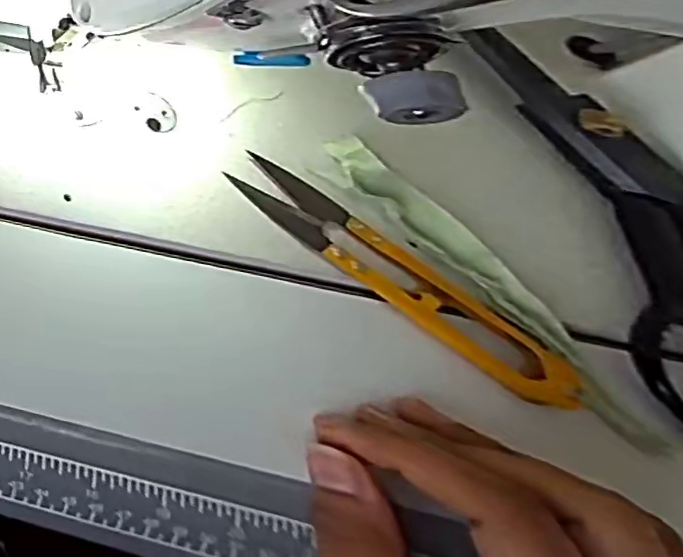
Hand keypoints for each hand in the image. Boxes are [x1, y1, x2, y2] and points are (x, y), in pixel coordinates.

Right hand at [309, 397, 680, 556]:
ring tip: (427, 429)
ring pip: (607, 514)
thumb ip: (363, 546)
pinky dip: (548, 492)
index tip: (341, 432)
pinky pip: (630, 537)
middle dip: (449, 444)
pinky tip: (496, 477)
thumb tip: (332, 466)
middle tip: (376, 419)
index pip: (495, 501)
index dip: (402, 451)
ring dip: (499, 458)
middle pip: (561, 499)